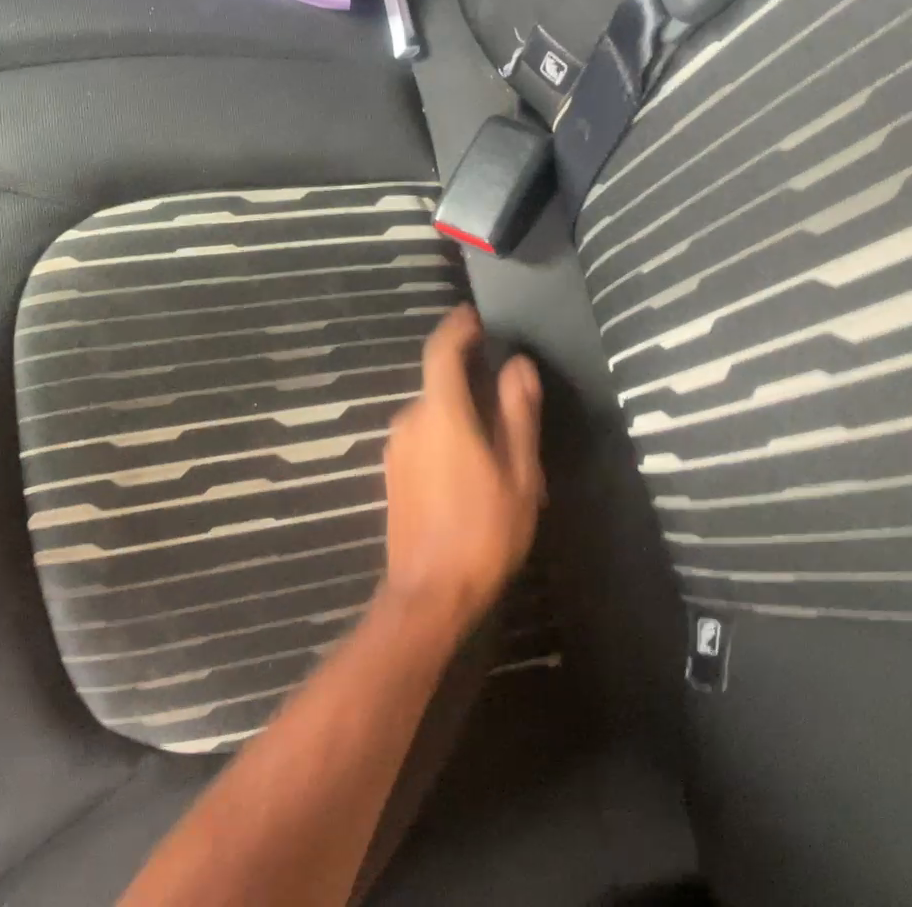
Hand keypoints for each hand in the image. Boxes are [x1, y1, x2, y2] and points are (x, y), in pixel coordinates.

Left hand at [380, 304, 544, 633]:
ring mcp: (396, 449)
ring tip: (505, 462)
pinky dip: (449, 442)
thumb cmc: (484, 532)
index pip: (441, 350)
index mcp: (440, 413)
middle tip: (517, 419)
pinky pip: (424, 440)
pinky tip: (476, 479)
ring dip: (465, 422)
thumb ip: (517, 414)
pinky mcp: (393, 473)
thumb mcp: (519, 473)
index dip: (459, 327)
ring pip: (435, 416)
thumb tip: (518, 366)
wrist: (429, 593)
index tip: (478, 317)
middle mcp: (409, 421)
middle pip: (441, 385)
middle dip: (476, 390)